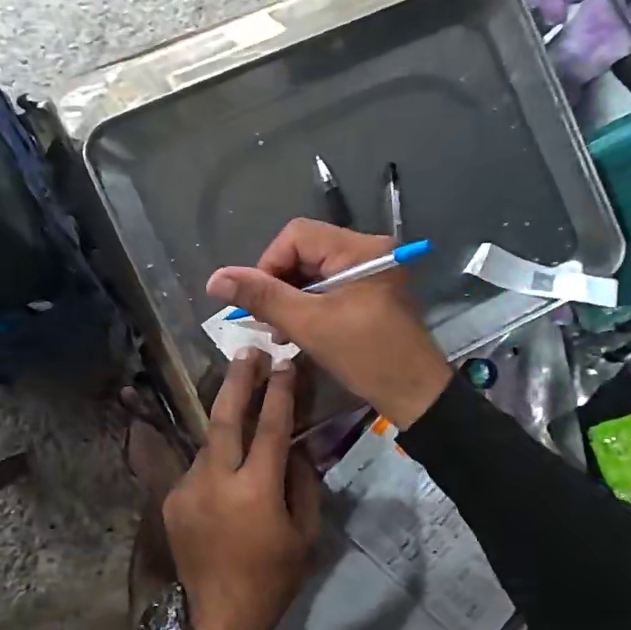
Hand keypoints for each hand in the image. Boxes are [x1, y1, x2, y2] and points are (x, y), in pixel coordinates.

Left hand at [163, 351, 320, 629]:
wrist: (220, 619)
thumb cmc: (274, 578)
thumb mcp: (305, 534)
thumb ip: (303, 484)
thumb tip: (297, 448)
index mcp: (256, 490)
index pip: (272, 427)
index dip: (281, 392)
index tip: (286, 364)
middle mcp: (216, 480)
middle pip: (226, 417)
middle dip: (239, 379)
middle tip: (248, 351)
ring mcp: (188, 487)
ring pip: (210, 441)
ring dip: (227, 420)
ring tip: (242, 401)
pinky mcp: (171, 498)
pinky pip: (198, 466)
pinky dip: (216, 458)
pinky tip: (228, 466)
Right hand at [206, 218, 451, 427]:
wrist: (416, 394)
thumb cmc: (365, 356)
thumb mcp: (308, 325)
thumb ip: (262, 297)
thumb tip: (214, 279)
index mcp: (359, 249)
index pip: (296, 236)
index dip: (268, 264)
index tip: (259, 303)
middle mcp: (368, 250)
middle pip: (305, 251)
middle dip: (279, 284)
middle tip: (266, 321)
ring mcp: (372, 272)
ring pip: (314, 271)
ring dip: (291, 297)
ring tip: (279, 330)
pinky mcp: (371, 292)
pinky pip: (329, 287)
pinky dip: (309, 305)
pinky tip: (297, 330)